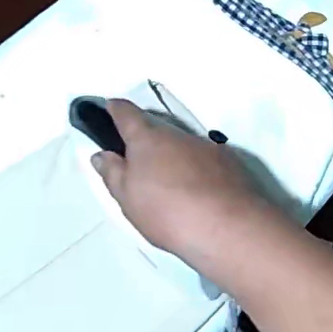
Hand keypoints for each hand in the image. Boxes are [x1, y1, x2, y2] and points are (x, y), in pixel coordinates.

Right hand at [89, 99, 274, 261]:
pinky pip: (205, 160)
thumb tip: (102, 154)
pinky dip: (196, 170)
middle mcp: (179, 135)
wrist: (228, 226)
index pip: (128, 114)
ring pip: (183, 146)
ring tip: (170, 187)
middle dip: (146, 142)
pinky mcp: (230, 161)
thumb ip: (113, 173)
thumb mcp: (128, 198)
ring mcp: (208, 146)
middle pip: (158, 131)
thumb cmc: (167, 211)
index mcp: (149, 139)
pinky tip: (197, 193)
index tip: (110, 105)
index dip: (116, 109)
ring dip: (173, 158)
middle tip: (138, 165)